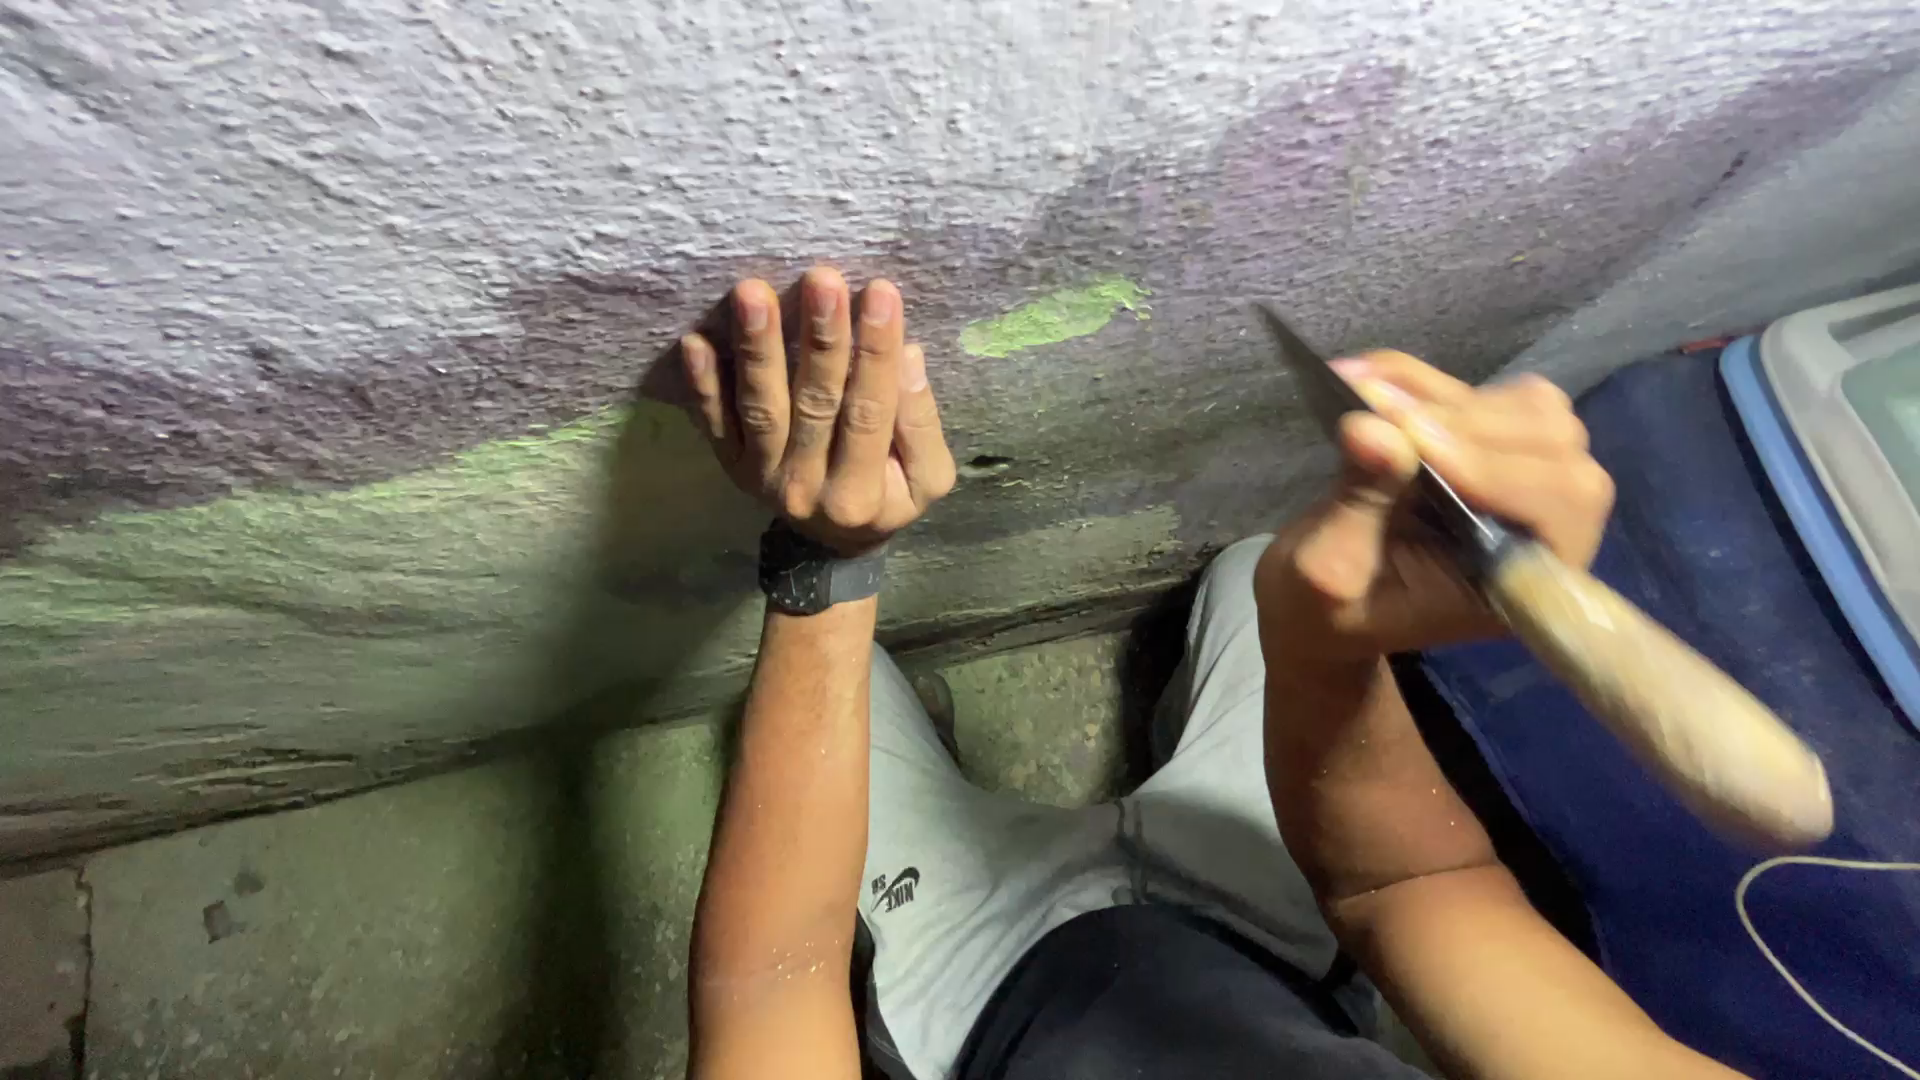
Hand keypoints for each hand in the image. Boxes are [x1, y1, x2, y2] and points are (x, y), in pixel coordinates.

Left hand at [680, 268, 957, 553]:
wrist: (831, 544)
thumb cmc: (887, 499)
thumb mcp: (927, 480)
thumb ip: (921, 425)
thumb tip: (908, 357)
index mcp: (860, 492)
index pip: (870, 413)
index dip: (876, 354)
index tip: (881, 293)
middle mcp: (806, 487)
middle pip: (814, 404)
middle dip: (820, 340)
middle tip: (822, 280)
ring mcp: (762, 475)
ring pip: (761, 408)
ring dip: (758, 350)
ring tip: (754, 294)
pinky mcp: (732, 464)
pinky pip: (714, 424)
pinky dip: (703, 385)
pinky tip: (696, 342)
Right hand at [1255, 350, 1614, 660]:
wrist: (1313, 604)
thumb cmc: (1320, 608)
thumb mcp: (1325, 571)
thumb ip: (1359, 505)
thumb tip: (1371, 425)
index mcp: (1516, 582)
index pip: (1555, 506)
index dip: (1493, 466)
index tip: (1411, 441)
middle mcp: (1538, 531)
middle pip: (1553, 447)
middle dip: (1466, 423)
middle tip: (1377, 409)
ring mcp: (1516, 485)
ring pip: (1528, 411)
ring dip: (1446, 397)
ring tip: (1368, 393)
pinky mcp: (1480, 452)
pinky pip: (1478, 397)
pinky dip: (1422, 381)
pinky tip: (1368, 376)